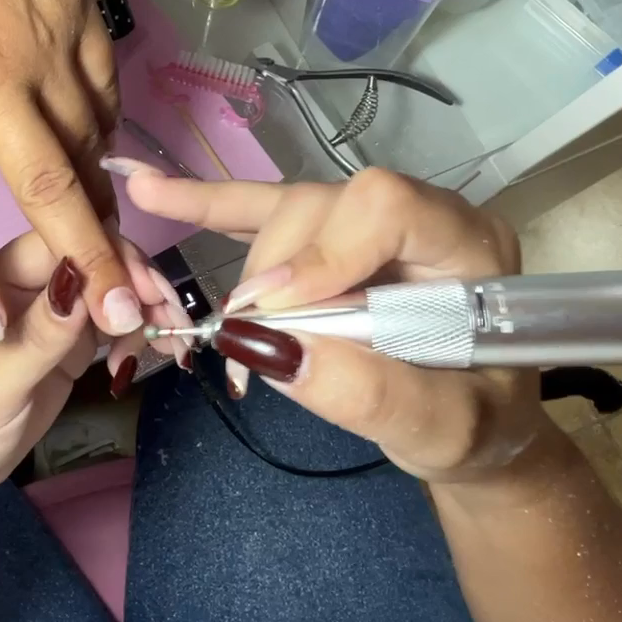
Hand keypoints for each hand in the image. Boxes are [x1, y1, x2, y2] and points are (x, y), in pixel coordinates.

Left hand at [0, 0, 133, 345]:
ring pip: (86, 142)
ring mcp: (46, 46)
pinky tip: (103, 155)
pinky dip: (106, 134)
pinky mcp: (79, 18)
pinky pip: (103, 93)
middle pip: (45, 184)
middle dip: (84, 255)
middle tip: (120, 311)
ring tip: (111, 245)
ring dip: (98, 198)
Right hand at [121, 166, 547, 482]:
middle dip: (276, 274)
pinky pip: (262, 211)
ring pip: (286, 209)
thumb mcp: (439, 430)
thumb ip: (367, 392)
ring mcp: (367, 219)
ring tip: (231, 325)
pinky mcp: (325, 236)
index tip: (276, 313)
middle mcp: (417, 213)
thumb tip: (263, 344)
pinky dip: (207, 207)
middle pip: (324, 206)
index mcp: (464, 244)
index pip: (385, 205)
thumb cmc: (471, 428)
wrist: (471, 424)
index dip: (321, 250)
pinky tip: (150, 191)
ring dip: (248, 267)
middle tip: (250, 339)